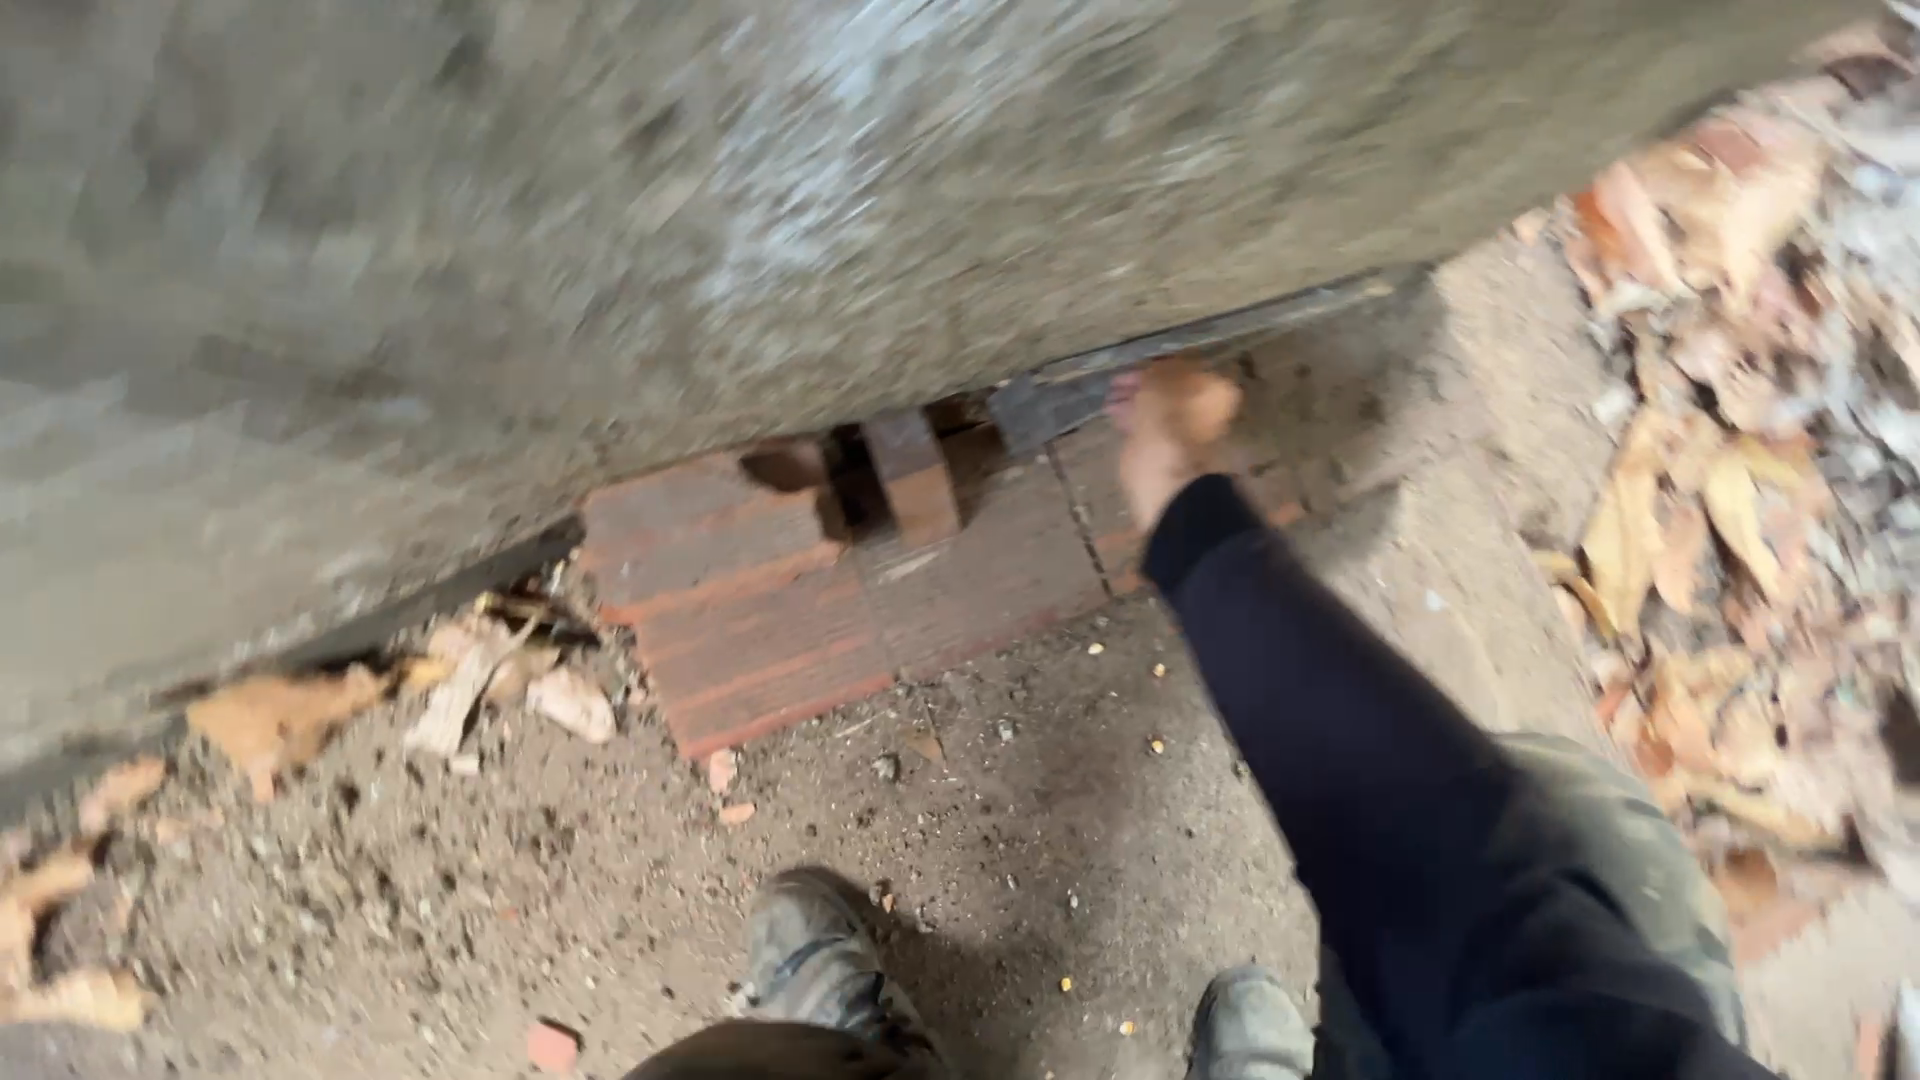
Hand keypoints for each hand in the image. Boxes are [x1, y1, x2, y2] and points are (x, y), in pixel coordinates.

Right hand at [1106, 358, 1241, 530]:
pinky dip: (1132, 420)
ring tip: (1110, 401)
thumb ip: (1154, 371)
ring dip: (1133, 403)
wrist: (1162, 468)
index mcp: (1213, 388)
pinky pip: (1148, 427)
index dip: (1155, 367)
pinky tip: (1115, 416)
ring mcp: (1187, 431)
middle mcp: (1205, 408)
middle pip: (1168, 390)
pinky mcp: (1167, 449)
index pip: (1181, 368)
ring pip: (1156, 409)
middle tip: (1116, 384)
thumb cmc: (1165, 417)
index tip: (1132, 367)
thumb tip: (1150, 371)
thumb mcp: (1157, 380)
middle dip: (1141, 386)